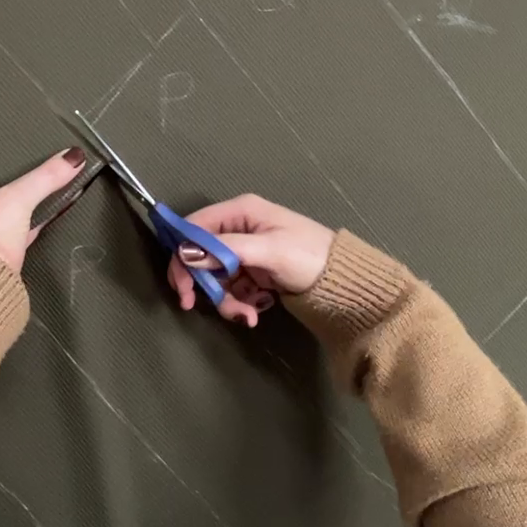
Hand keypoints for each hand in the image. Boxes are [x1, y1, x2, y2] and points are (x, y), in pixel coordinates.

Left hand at [0, 148, 87, 272]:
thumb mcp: (17, 199)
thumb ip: (46, 177)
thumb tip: (74, 155)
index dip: (7, 151)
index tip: (30, 141)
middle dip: (24, 174)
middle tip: (49, 155)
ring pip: (10, 204)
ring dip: (31, 195)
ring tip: (58, 175)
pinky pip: (20, 223)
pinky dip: (36, 215)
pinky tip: (58, 203)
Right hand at [167, 194, 333, 327]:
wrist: (346, 284)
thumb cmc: (310, 257)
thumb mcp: (269, 251)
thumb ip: (227, 250)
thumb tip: (186, 252)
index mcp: (241, 211)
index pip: (196, 227)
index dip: (183, 252)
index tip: (181, 283)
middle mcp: (238, 227)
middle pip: (201, 253)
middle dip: (201, 281)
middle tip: (191, 304)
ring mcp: (245, 251)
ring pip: (215, 276)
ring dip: (224, 299)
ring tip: (246, 315)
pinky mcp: (253, 272)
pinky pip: (231, 288)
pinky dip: (238, 303)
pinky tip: (254, 312)